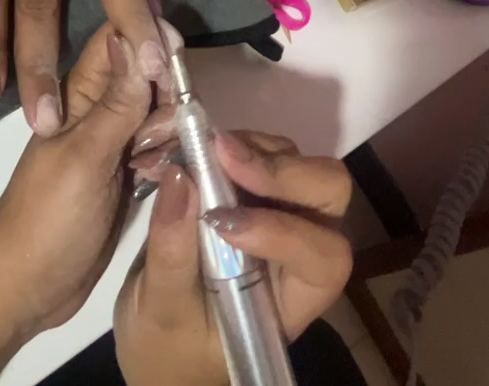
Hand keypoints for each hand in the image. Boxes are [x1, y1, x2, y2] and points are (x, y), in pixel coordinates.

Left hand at [0, 22, 163, 333]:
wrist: (28, 288)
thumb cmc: (48, 217)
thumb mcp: (86, 156)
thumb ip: (117, 101)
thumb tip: (134, 33)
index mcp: (80, 92)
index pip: (120, 39)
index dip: (150, 35)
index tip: (181, 55)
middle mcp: (100, 108)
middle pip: (148, 73)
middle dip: (171, 89)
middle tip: (176, 124)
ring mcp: (115, 141)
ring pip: (159, 111)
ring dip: (174, 125)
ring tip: (166, 155)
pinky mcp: (127, 172)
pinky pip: (161, 146)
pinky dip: (172, 154)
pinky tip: (170, 173)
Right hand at [114, 131, 353, 385]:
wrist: (160, 342)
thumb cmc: (172, 348)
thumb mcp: (163, 310)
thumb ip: (172, 252)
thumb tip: (179, 177)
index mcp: (297, 295)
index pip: (322, 256)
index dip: (283, 230)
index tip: (220, 222)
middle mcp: (301, 244)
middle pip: (327, 191)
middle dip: (279, 168)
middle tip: (220, 153)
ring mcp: (277, 208)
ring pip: (292, 158)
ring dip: (248, 147)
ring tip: (194, 149)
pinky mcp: (248, 186)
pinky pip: (255, 148)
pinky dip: (225, 141)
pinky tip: (187, 147)